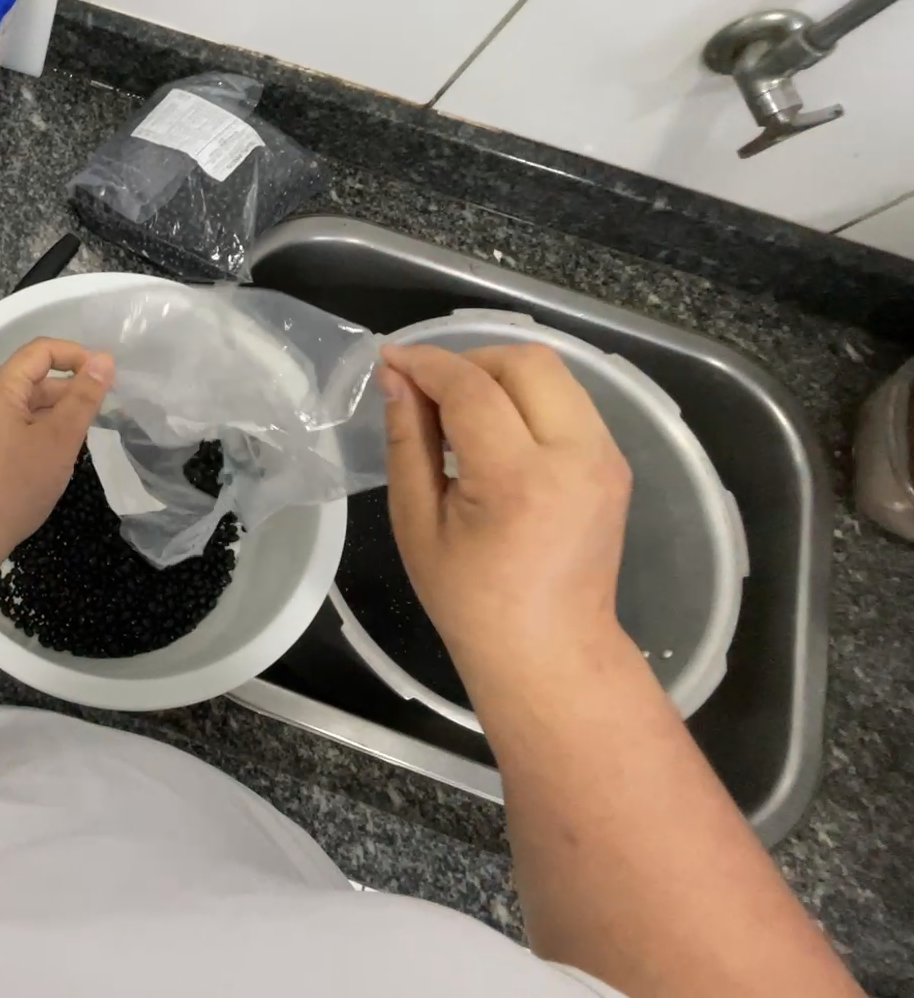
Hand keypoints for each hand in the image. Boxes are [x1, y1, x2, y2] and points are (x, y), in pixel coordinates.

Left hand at [0, 338, 114, 561]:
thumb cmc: (16, 485)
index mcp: (0, 388)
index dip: (76, 355)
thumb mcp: (59, 439)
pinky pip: (20, 424)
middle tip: (105, 410)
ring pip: (29, 404)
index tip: (107, 377)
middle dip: (71, 387)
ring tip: (88, 433)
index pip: (41, 351)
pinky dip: (44, 430)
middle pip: (35, 377)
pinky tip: (63, 452)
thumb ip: (83, 398)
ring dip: (60, 412)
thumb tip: (104, 360)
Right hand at [379, 344, 632, 665]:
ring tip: (450, 408)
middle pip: (527, 362)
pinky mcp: (613, 462)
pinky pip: (565, 402)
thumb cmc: (464, 594)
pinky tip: (486, 429)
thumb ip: (407, 441)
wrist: (547, 644)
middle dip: (466, 359)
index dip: (426, 364)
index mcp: (519, 480)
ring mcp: (606, 457)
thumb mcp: (415, 519)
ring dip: (495, 375)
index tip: (388, 358)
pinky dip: (520, 397)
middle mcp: (577, 457)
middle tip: (423, 386)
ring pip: (553, 374)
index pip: (473, 389)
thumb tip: (394, 381)